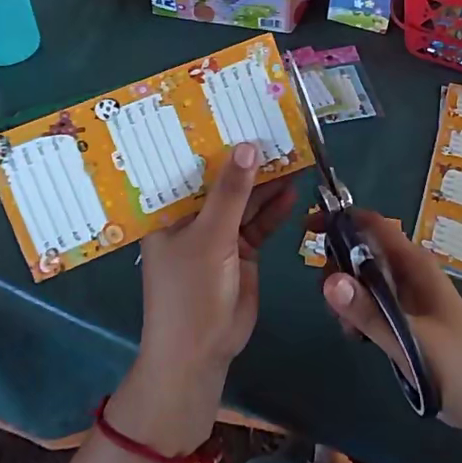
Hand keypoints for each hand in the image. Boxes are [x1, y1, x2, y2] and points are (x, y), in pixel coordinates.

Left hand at [132, 142, 298, 388]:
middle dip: (245, 160)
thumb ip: (231, 193)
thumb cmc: (190, 291)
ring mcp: (217, 234)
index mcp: (168, 211)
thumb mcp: (210, 237)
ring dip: (266, 182)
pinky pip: (258, 223)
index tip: (231, 111)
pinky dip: (275, 209)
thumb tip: (248, 147)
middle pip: (221, 181)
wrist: (203, 351)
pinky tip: (293, 190)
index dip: (209, 141)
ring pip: (244, 201)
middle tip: (273, 128)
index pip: (187, 167)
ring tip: (292, 154)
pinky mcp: (240, 251)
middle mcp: (191, 217)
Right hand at [308, 209, 461, 433]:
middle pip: (363, 250)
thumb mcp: (409, 340)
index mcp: (415, 265)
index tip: (307, 229)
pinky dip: (358, 312)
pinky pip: (372, 301)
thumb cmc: (458, 367)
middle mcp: (410, 272)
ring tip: (347, 329)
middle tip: (330, 302)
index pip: (373, 225)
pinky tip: (357, 338)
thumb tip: (328, 280)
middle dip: (339, 267)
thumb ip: (368, 313)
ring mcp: (408, 294)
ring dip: (347, 295)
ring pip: (364, 278)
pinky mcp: (405, 316)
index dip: (340, 219)